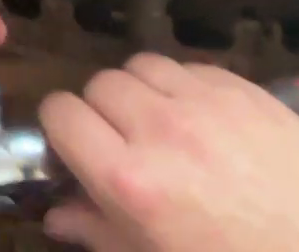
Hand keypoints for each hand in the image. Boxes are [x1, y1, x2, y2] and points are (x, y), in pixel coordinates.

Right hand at [38, 56, 298, 251]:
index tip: (74, 149)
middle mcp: (160, 128)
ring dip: (140, 92)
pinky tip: (206, 121)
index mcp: (133, 181)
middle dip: (101, 114)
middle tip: (126, 146)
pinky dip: (182, 86)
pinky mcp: (243, 86)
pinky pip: (186, 65)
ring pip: (138, 65)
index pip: (60, 114)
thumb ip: (100, 233)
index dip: (60, 130)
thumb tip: (55, 211)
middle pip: (97, 85)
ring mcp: (205, 100)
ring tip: (164, 127)